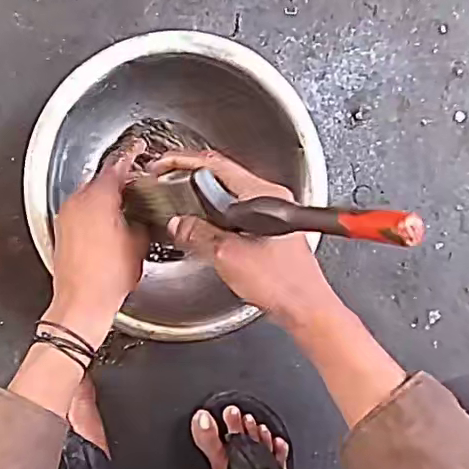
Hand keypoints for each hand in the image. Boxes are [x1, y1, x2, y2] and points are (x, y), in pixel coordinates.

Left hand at [48, 139, 149, 337]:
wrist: (81, 303)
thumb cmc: (107, 277)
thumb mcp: (138, 244)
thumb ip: (141, 221)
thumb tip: (141, 217)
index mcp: (98, 198)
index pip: (116, 167)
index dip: (131, 156)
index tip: (137, 148)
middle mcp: (78, 203)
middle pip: (101, 181)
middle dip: (119, 182)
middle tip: (138, 186)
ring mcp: (66, 217)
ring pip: (89, 197)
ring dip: (106, 199)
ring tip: (126, 210)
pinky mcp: (62, 231)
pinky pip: (81, 213)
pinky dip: (95, 214)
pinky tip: (109, 229)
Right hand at [150, 151, 340, 327]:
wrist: (304, 307)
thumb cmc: (281, 283)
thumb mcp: (227, 255)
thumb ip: (198, 234)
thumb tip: (179, 223)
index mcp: (262, 194)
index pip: (216, 164)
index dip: (184, 161)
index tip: (164, 164)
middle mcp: (270, 198)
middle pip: (222, 175)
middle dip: (190, 176)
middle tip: (167, 180)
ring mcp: (272, 213)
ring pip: (228, 196)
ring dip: (202, 198)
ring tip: (179, 203)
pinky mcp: (269, 230)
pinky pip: (235, 213)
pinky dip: (214, 216)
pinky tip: (202, 227)